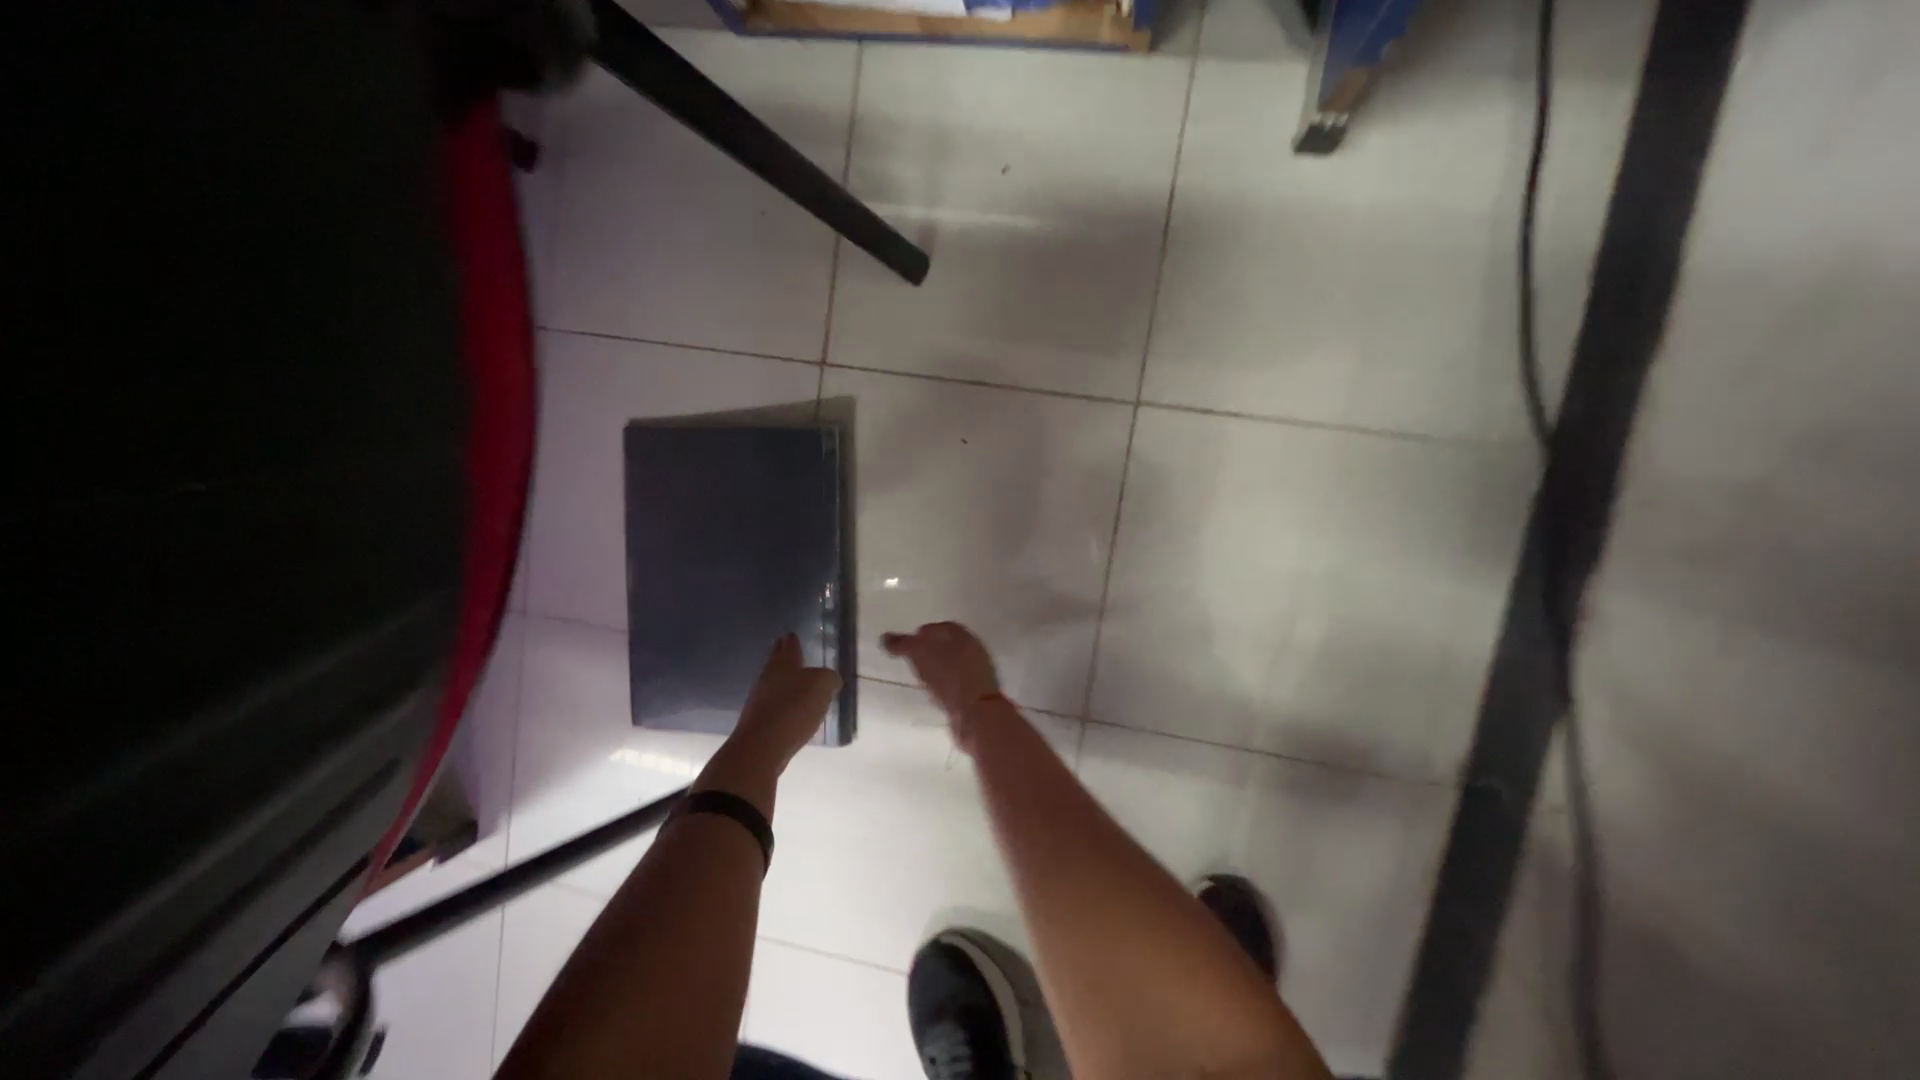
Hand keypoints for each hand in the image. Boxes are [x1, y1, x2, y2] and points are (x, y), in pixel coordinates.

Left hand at [729, 633, 841, 769]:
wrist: (762, 746)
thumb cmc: (794, 707)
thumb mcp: (823, 686)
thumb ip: (829, 678)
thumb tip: (829, 679)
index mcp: (783, 663)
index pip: (788, 645)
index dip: (792, 640)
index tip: (791, 634)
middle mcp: (768, 677)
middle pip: (776, 662)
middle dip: (783, 656)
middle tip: (789, 651)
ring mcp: (760, 700)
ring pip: (774, 684)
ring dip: (784, 682)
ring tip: (797, 684)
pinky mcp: (758, 721)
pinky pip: (774, 705)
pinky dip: (783, 704)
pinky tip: (793, 711)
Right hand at [881, 622, 1003, 750]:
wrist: (976, 712)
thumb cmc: (948, 676)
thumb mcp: (919, 655)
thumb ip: (903, 644)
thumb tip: (884, 638)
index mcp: (962, 635)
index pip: (941, 627)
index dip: (924, 633)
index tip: (909, 642)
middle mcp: (974, 649)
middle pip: (949, 645)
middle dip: (932, 649)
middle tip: (913, 658)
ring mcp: (979, 672)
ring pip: (955, 664)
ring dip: (939, 668)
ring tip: (922, 676)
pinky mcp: (978, 693)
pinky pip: (958, 682)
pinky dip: (946, 683)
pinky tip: (935, 692)